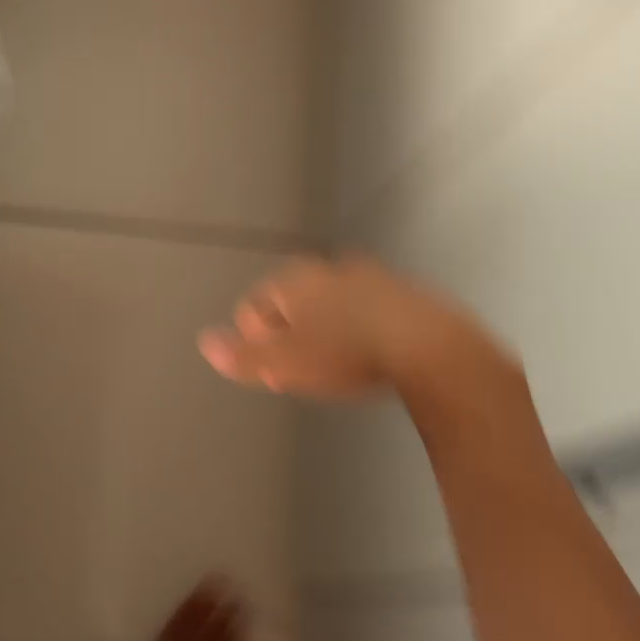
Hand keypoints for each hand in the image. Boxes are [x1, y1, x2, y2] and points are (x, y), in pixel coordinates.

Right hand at [198, 256, 481, 398]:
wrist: (433, 351)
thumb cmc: (345, 354)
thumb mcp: (283, 362)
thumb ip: (242, 355)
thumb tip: (206, 343)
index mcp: (295, 281)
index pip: (253, 305)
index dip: (253, 340)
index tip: (270, 369)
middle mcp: (331, 271)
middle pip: (295, 303)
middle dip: (291, 333)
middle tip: (299, 368)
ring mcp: (375, 280)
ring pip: (335, 306)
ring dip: (328, 331)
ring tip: (336, 366)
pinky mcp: (414, 297)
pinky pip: (373, 314)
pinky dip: (364, 332)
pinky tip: (373, 360)